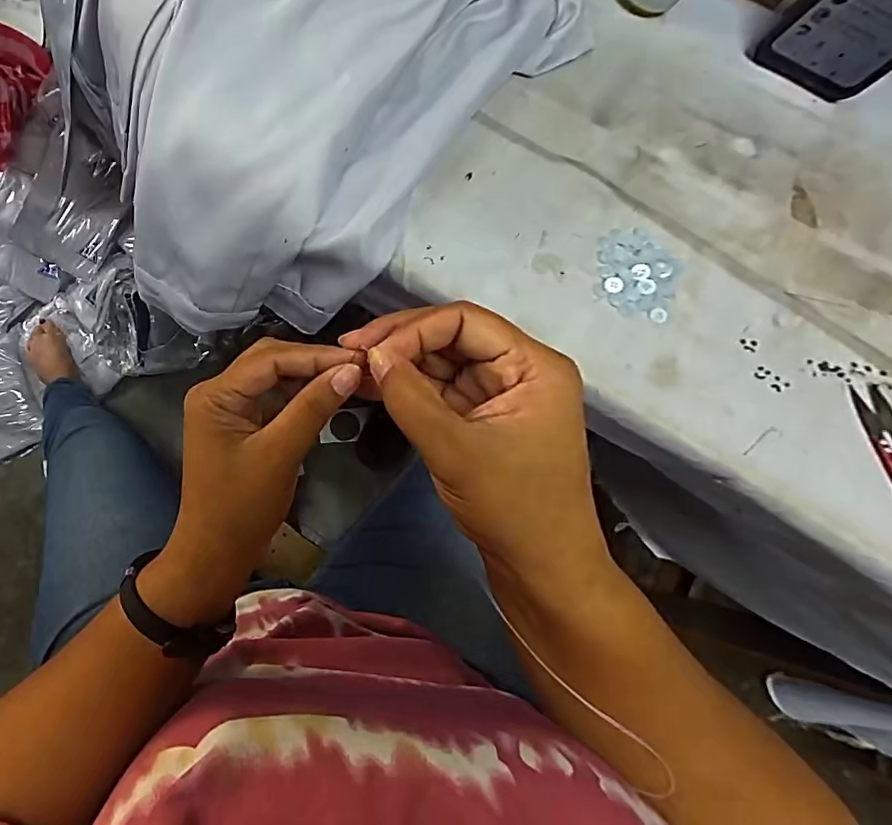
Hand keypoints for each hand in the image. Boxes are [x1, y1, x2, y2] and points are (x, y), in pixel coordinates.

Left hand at [146, 339, 362, 624]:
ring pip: (271, 377)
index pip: (269, 358)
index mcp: (215, 394)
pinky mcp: (238, 422)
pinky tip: (327, 395)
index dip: (315, 355)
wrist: (215, 553)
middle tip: (357, 366)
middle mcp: (216, 391)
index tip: (359, 359)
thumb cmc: (242, 507)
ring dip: (308, 376)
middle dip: (312, 361)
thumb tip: (349, 371)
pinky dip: (299, 395)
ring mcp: (226, 407)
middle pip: (268, 360)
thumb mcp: (280, 454)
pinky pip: (271, 398)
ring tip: (349, 376)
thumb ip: (313, 408)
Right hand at [341, 303, 607, 584]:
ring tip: (351, 367)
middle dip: (398, 341)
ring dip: (395, 361)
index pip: (463, 321)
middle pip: (448, 334)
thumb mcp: (455, 450)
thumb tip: (371, 356)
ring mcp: (495, 392)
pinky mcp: (476, 415)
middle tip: (350, 350)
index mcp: (532, 366)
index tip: (369, 353)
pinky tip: (370, 385)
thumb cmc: (513, 508)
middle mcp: (516, 369)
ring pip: (437, 358)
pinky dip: (403, 385)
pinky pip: (434, 386)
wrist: (540, 571)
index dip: (412, 330)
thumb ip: (409, 397)